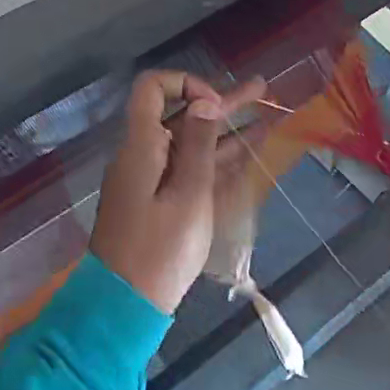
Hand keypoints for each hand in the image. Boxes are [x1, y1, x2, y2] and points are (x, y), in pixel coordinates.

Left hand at [90, 70, 266, 313]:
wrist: (124, 305)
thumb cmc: (159, 250)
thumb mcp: (188, 196)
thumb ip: (198, 146)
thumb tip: (205, 101)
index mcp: (140, 146)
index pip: (152, 89)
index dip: (186, 85)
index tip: (217, 105)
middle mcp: (142, 155)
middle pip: (180, 116)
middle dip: (220, 102)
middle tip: (260, 89)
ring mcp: (150, 179)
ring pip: (188, 144)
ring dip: (224, 130)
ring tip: (265, 117)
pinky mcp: (158, 201)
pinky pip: (187, 169)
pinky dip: (214, 159)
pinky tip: (244, 153)